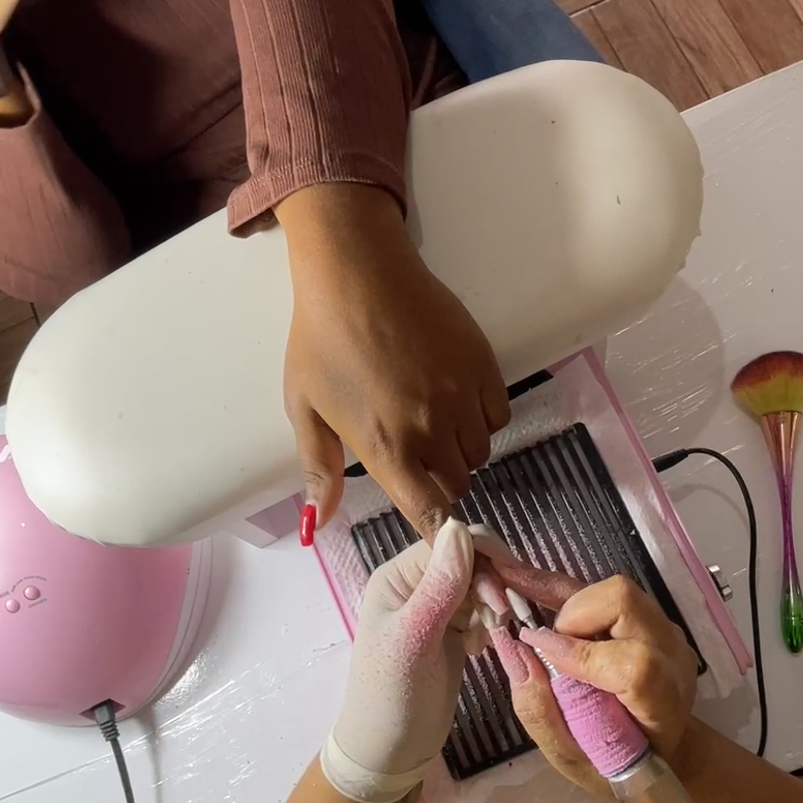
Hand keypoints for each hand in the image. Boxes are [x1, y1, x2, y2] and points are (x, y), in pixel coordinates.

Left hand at [278, 184, 510, 539]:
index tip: (438, 531)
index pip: (428, 511)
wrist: (356, 272)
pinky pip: (498, 415)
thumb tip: (318, 525)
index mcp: (386, 448)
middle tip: (420, 457)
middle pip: (457, 484)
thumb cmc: (321, 340)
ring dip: (461, 450)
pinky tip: (458, 400)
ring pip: (480, 452)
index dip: (434, 528)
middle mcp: (431, 430)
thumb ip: (319, 470)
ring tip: (436, 424)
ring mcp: (461, 398)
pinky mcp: (484, 367)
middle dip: (441, 482)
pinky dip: (482, 418)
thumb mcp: (305, 407)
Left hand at [322, 519, 481, 802]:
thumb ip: (439, 585)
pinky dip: (491, 624)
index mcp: (398, 576)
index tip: (509, 586)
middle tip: (502, 620)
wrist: (390, 751)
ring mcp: (436, 608)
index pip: (450, 542)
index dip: (484, 556)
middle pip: (471, 560)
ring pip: (482, 584)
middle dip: (493, 583)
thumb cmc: (392, 696)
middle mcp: (416, 584)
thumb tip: (459, 525)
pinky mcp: (452, 631)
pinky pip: (483, 610)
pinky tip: (482, 648)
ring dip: (495, 605)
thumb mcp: (414, 638)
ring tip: (490, 637)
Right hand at [489, 565, 698, 795]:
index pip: (635, 664)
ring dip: (567, 604)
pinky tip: (522, 581)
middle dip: (572, 615)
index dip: (581, 654)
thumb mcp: (571, 758)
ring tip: (539, 626)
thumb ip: (540, 710)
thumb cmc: (616, 761)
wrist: (660, 747)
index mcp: (663, 702)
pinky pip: (603, 589)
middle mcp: (671, 655)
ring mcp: (664, 629)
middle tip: (546, 645)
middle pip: (624, 602)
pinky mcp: (649, 614)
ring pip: (614, 589)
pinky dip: (561, 589)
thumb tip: (511, 649)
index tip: (538, 652)